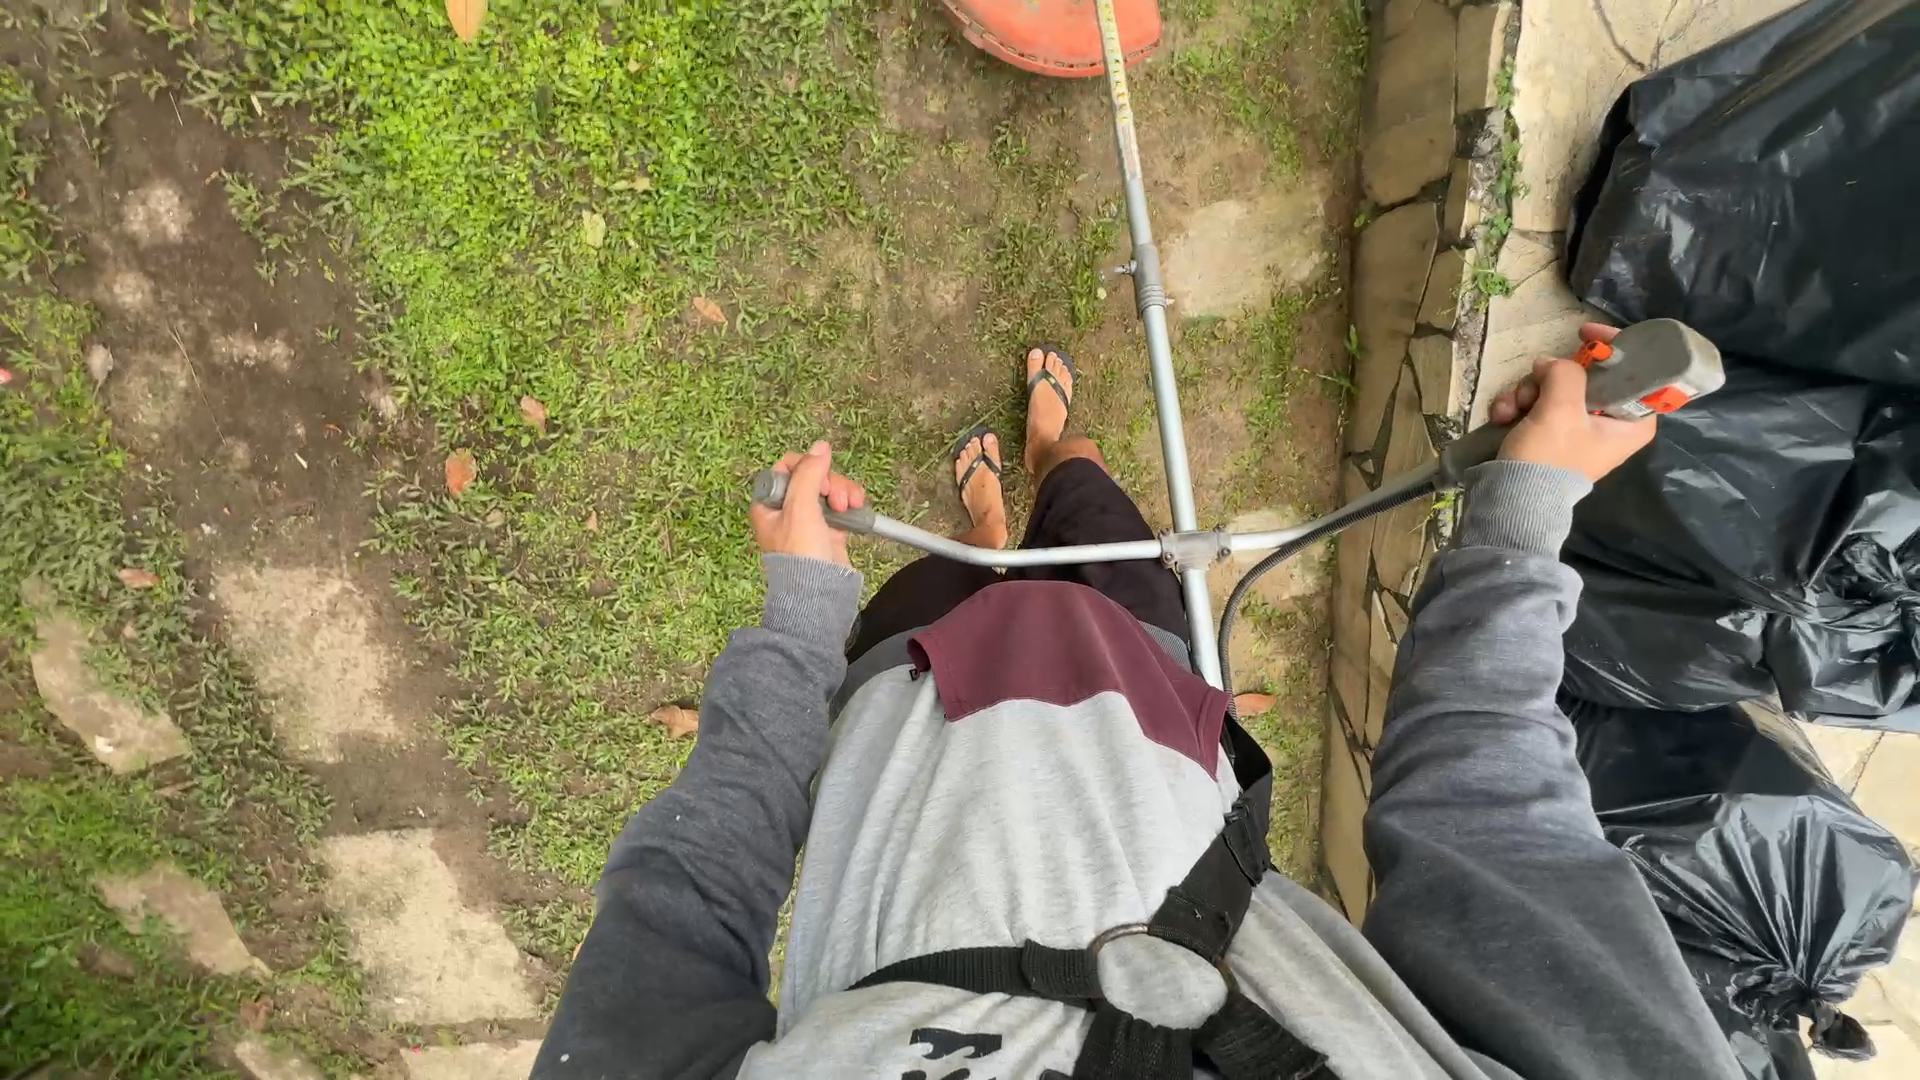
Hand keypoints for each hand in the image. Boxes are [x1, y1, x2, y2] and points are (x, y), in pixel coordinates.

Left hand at [749, 440, 866, 566]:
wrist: (819, 590)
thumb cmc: (801, 552)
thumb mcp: (800, 507)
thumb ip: (809, 473)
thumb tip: (821, 446)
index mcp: (769, 502)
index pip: (787, 467)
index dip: (807, 468)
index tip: (819, 481)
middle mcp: (787, 508)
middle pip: (812, 476)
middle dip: (831, 482)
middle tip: (838, 499)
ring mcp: (809, 518)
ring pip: (829, 488)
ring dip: (843, 491)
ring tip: (851, 506)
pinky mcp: (829, 528)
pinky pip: (841, 504)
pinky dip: (851, 503)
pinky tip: (857, 509)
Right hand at [1487, 323, 1656, 482]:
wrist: (1510, 500)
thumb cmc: (1547, 459)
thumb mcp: (1559, 411)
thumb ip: (1564, 375)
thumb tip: (1550, 363)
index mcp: (1633, 420)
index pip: (1635, 370)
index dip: (1611, 347)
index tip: (1582, 333)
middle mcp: (1608, 422)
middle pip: (1583, 378)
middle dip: (1548, 380)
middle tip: (1531, 390)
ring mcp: (1574, 429)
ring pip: (1551, 390)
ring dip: (1524, 394)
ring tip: (1508, 412)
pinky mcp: (1546, 435)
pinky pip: (1533, 406)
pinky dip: (1514, 407)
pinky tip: (1501, 419)